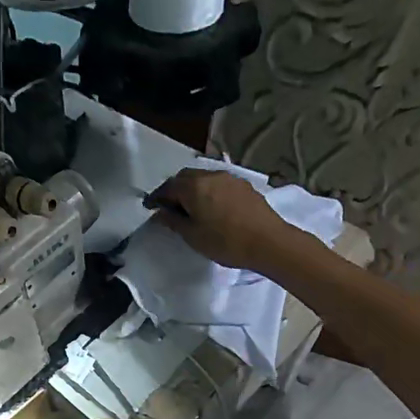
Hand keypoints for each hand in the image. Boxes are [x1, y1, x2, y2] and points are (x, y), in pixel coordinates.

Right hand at [146, 168, 294, 270]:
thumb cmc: (225, 241)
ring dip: (192, 189)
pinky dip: (209, 191)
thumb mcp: (192, 235)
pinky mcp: (244, 186)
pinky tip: (212, 207)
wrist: (269, 242)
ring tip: (191, 207)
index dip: (156, 197)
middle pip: (185, 176)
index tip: (150, 208)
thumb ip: (173, 221)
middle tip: (170, 207)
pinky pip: (218, 183)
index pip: (168, 187)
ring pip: (203, 178)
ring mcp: (230, 179)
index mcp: (193, 187)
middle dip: (174, 189)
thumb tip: (160, 212)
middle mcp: (210, 176)